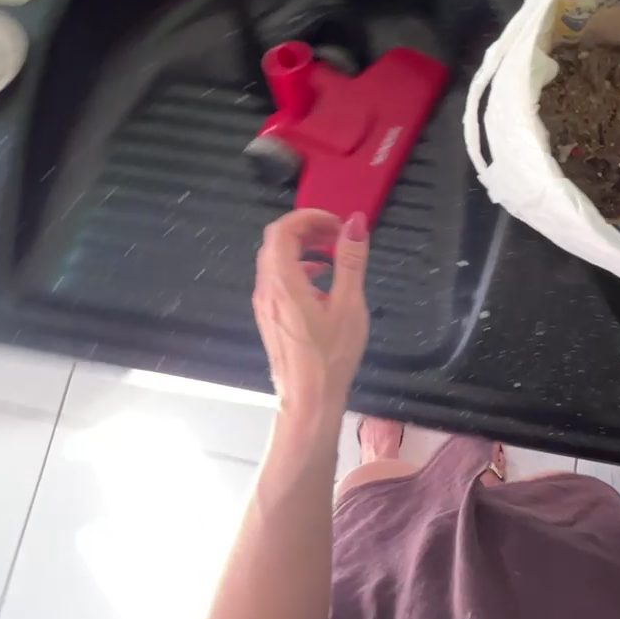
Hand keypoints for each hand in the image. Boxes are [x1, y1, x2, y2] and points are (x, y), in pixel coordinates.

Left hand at [252, 209, 370, 418]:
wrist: (308, 401)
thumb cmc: (331, 355)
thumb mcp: (349, 304)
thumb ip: (350, 260)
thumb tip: (355, 223)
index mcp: (283, 281)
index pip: (283, 230)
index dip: (309, 217)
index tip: (337, 224)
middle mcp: (266, 288)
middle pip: (276, 241)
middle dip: (307, 229)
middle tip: (337, 235)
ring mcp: (264, 304)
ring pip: (275, 259)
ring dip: (302, 248)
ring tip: (333, 255)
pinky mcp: (269, 317)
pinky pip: (277, 279)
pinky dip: (298, 267)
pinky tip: (322, 282)